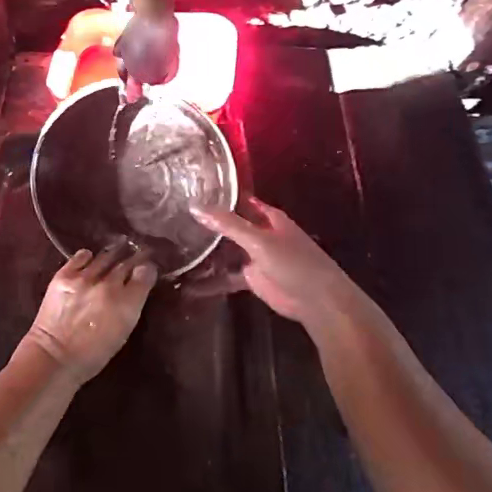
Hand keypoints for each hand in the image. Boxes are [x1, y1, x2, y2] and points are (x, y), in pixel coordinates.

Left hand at [25, 245, 157, 382]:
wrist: (54, 357)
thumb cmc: (93, 355)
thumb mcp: (123, 332)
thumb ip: (131, 306)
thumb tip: (136, 287)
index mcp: (126, 304)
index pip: (145, 274)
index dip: (147, 269)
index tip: (147, 269)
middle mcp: (108, 285)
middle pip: (127, 262)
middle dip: (134, 258)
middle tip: (137, 254)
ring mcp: (84, 278)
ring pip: (105, 257)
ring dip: (113, 255)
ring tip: (116, 252)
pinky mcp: (64, 275)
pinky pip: (80, 257)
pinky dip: (87, 258)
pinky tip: (89, 260)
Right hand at [192, 197, 374, 332]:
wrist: (316, 300)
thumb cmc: (293, 262)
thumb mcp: (259, 239)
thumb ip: (228, 224)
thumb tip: (195, 207)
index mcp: (268, 218)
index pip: (240, 201)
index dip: (220, 197)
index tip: (192, 191)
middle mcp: (261, 233)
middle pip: (230, 226)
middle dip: (208, 224)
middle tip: (175, 219)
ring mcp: (255, 256)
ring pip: (227, 251)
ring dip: (207, 252)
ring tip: (175, 248)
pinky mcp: (252, 278)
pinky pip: (227, 276)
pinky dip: (211, 280)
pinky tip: (190, 284)